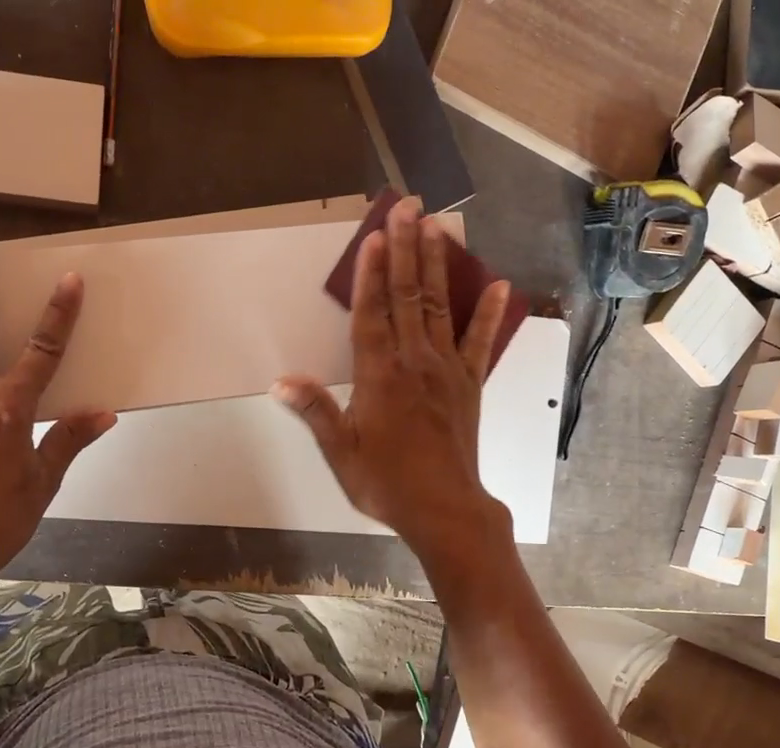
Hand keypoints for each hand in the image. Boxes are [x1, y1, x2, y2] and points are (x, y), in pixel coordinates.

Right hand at [272, 197, 514, 567]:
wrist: (443, 509)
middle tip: (407, 207)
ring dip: (437, 266)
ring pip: (439, 308)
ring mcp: (446, 371)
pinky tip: (498, 284)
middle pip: (408, 297)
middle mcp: (414, 363)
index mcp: (379, 376)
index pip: (372, 314)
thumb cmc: (385, 483)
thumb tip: (281, 382)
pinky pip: (479, 342)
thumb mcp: (340, 452)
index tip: (374, 235)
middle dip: (406, 250)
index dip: (372, 274)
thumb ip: (315, 412)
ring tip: (438, 227)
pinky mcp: (469, 385)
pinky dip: (489, 313)